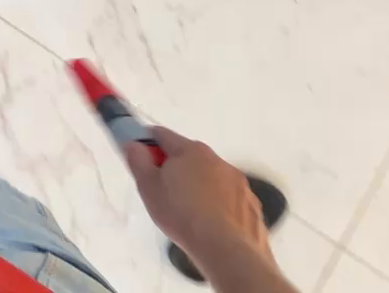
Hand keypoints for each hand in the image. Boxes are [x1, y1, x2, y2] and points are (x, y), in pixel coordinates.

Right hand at [123, 126, 270, 267]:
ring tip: (189, 211)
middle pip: (189, 155)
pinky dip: (219, 204)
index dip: (146, 144)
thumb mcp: (146, 185)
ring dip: (199, 185)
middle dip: (174, 166)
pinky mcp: (254, 208)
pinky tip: (211, 224)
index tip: (142, 160)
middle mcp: (218, 161)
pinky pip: (229, 198)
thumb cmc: (181, 214)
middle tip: (163, 188)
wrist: (230, 254)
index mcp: (191, 150)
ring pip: (211, 177)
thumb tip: (135, 145)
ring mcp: (241, 185)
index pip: (161, 134)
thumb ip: (136, 158)